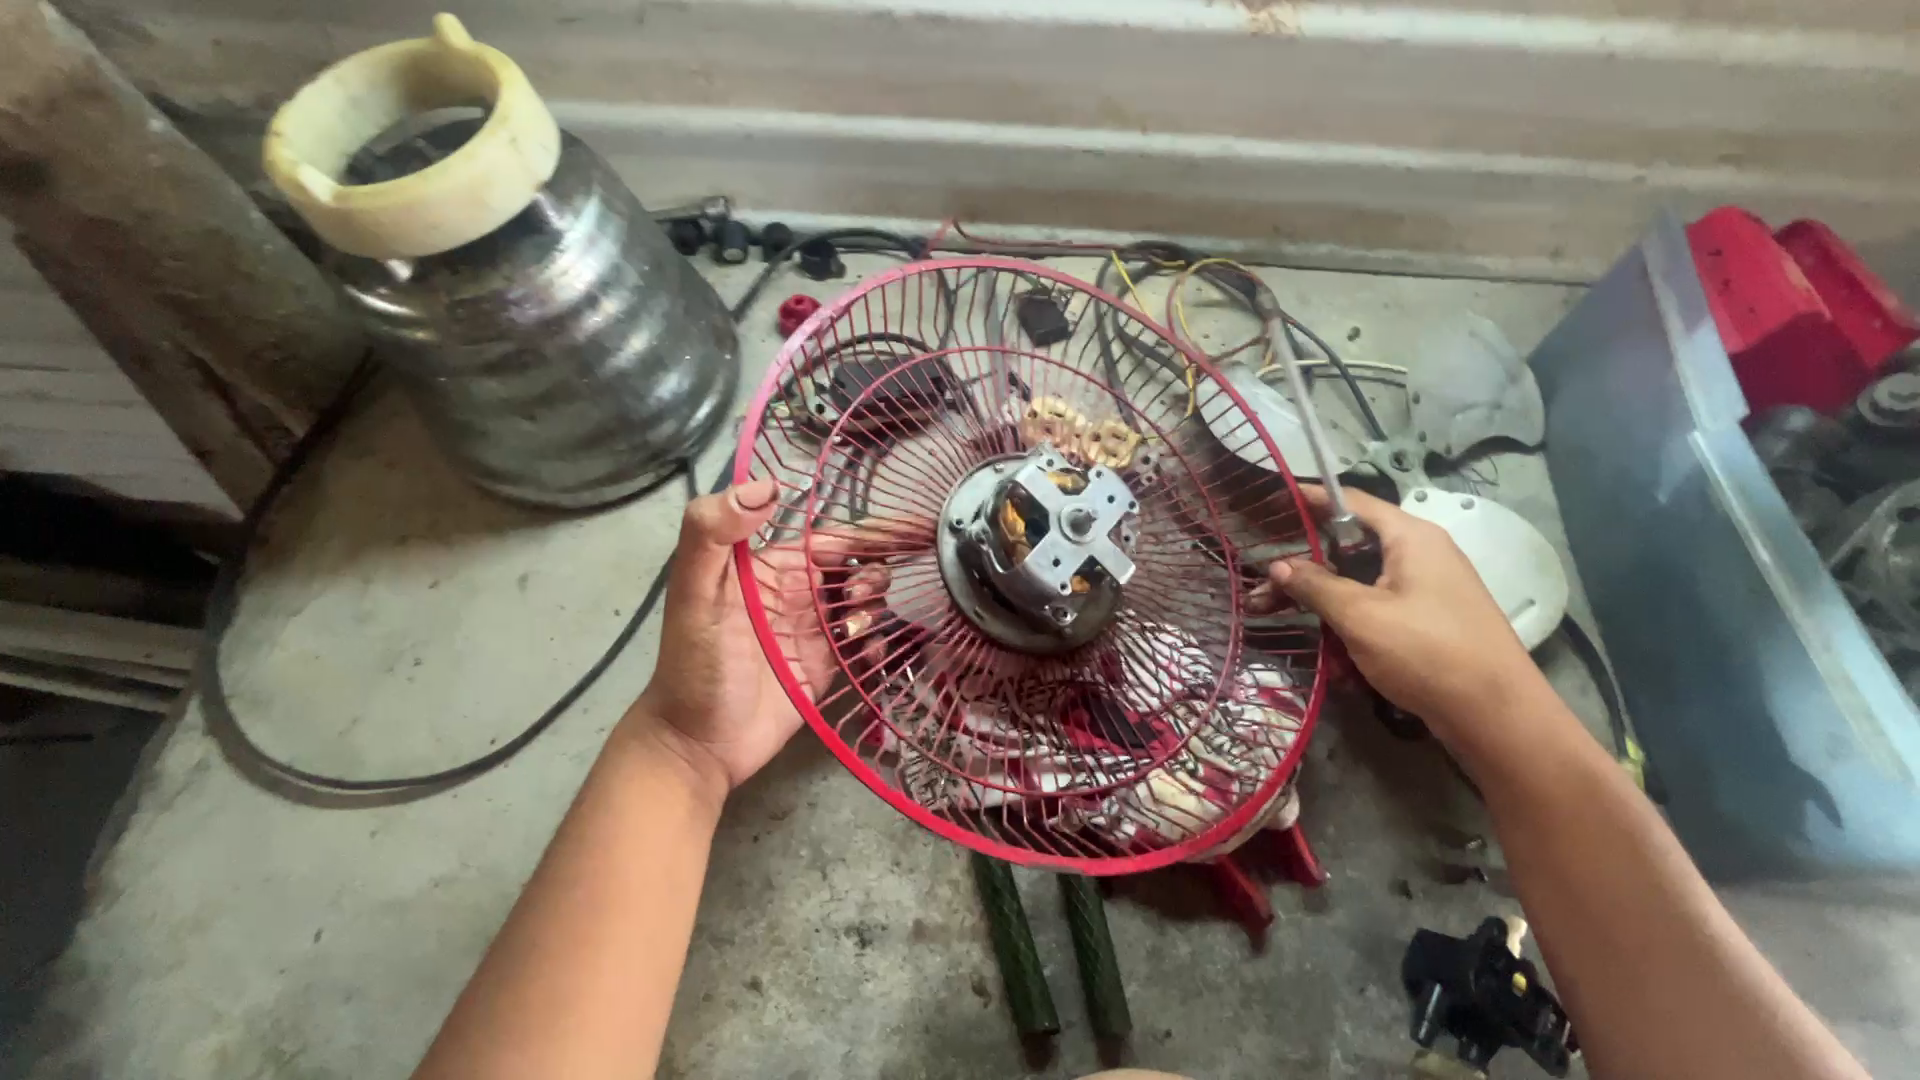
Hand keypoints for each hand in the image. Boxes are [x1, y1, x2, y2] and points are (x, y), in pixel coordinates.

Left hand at [631, 479, 889, 794]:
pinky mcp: (825, 669)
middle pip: (854, 568)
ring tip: (854, 624)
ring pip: (864, 604)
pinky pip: (863, 646)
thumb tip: (766, 487)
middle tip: (866, 592)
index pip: (828, 538)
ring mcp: (813, 632)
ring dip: (873, 606)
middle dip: (874, 570)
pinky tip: (868, 650)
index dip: (870, 531)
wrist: (696, 744)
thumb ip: (713, 533)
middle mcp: (795, 594)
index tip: (916, 529)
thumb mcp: (694, 592)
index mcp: (767, 568)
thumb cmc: (694, 664)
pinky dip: (875, 643)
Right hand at [1263, 486, 1545, 729]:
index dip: (1308, 500)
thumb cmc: (1426, 651)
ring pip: (1359, 581)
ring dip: (1320, 599)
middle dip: (1304, 564)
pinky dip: (1347, 622)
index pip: (1350, 503)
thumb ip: (1315, 585)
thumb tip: (1277, 565)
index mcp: (1410, 538)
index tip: (1271, 502)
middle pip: (1349, 546)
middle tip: (1261, 579)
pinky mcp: (1425, 621)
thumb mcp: (1360, 615)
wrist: (1494, 714)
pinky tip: (1325, 651)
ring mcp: (1425, 589)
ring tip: (1274, 613)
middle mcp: (1420, 554)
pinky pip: (1376, 609)